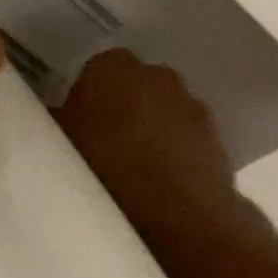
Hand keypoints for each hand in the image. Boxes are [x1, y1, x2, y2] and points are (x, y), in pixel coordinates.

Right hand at [52, 48, 243, 228]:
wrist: (175, 212)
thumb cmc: (102, 162)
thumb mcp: (57, 137)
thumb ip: (57, 116)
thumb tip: (57, 112)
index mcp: (113, 67)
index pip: (100, 65)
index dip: (91, 88)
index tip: (81, 113)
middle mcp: (158, 77)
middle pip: (139, 84)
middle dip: (127, 102)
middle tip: (105, 134)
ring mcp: (194, 109)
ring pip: (168, 110)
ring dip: (156, 127)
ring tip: (134, 162)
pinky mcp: (220, 143)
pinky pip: (189, 140)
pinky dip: (178, 152)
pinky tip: (160, 179)